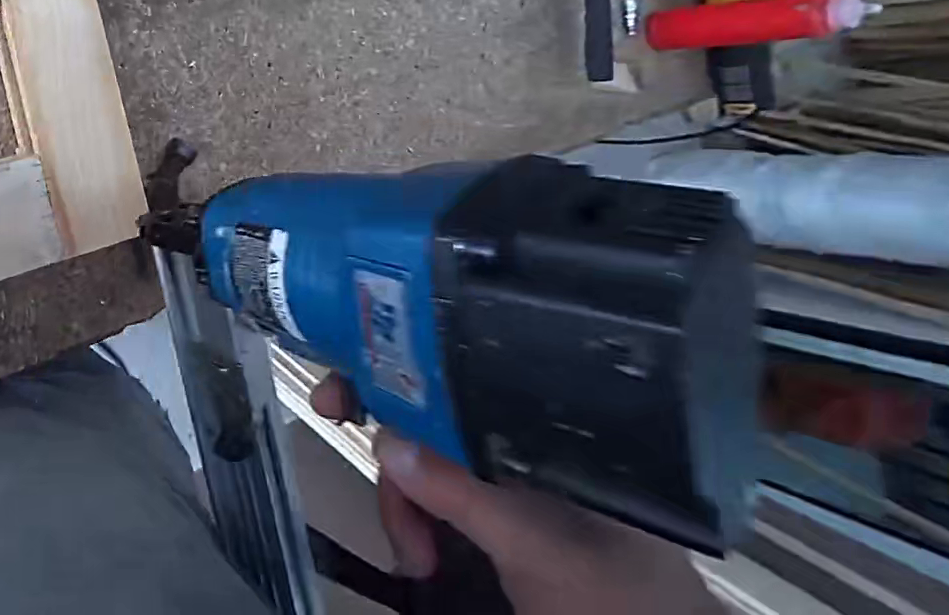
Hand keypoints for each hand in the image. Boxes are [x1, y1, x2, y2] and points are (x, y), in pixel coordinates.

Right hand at [311, 376, 718, 613]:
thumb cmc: (618, 596)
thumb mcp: (537, 543)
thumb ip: (460, 492)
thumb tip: (384, 439)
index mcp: (532, 415)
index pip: (456, 365)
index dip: (400, 357)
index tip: (352, 362)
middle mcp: (510, 430)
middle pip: (425, 404)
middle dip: (379, 415)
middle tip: (330, 412)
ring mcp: (495, 473)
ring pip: (418, 453)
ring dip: (397, 497)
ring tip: (414, 557)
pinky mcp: (484, 513)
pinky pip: (426, 495)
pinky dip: (408, 519)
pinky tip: (417, 557)